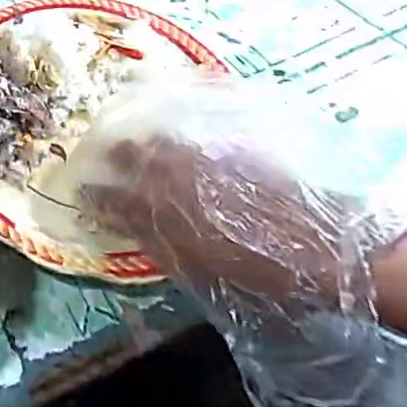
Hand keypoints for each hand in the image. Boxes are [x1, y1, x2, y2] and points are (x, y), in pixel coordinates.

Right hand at [82, 136, 350, 315]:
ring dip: (140, 140)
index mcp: (156, 208)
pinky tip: (172, 136)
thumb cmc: (257, 275)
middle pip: (126, 154)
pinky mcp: (226, 143)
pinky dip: (172, 133)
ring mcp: (198, 153)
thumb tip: (133, 224)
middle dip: (111, 156)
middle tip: (105, 159)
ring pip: (155, 136)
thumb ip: (158, 243)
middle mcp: (169, 172)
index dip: (93, 194)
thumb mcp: (197, 272)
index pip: (108, 197)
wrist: (323, 247)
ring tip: (134, 143)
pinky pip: (187, 131)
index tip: (83, 192)